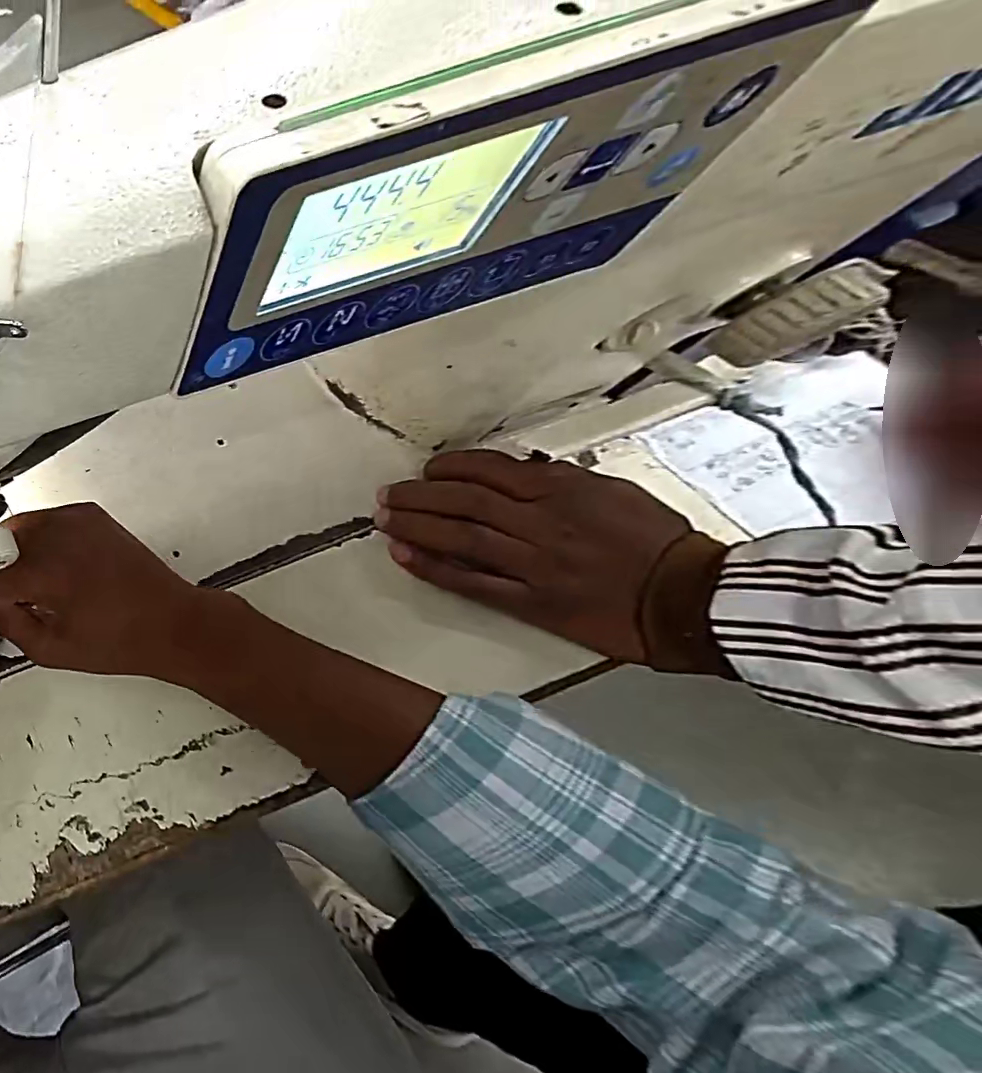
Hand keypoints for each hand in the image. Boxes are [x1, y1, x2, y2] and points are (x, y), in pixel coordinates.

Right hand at [0, 503, 219, 682]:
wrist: (172, 620)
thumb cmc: (123, 640)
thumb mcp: (51, 649)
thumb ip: (6, 623)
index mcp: (49, 575)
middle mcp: (59, 537)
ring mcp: (74, 520)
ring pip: (12, 529)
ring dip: (0, 554)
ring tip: (10, 582)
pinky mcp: (87, 514)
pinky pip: (40, 521)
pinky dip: (29, 540)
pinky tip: (37, 565)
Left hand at [376, 450, 727, 670]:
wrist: (695, 599)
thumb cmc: (658, 542)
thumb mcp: (612, 493)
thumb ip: (558, 483)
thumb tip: (510, 474)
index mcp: (565, 491)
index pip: (490, 470)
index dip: (448, 468)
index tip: (425, 470)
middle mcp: (543, 522)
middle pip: (464, 501)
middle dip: (418, 495)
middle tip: (386, 494)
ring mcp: (534, 563)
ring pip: (460, 537)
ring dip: (414, 526)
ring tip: (382, 519)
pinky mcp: (531, 601)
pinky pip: (469, 581)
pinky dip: (431, 567)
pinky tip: (401, 555)